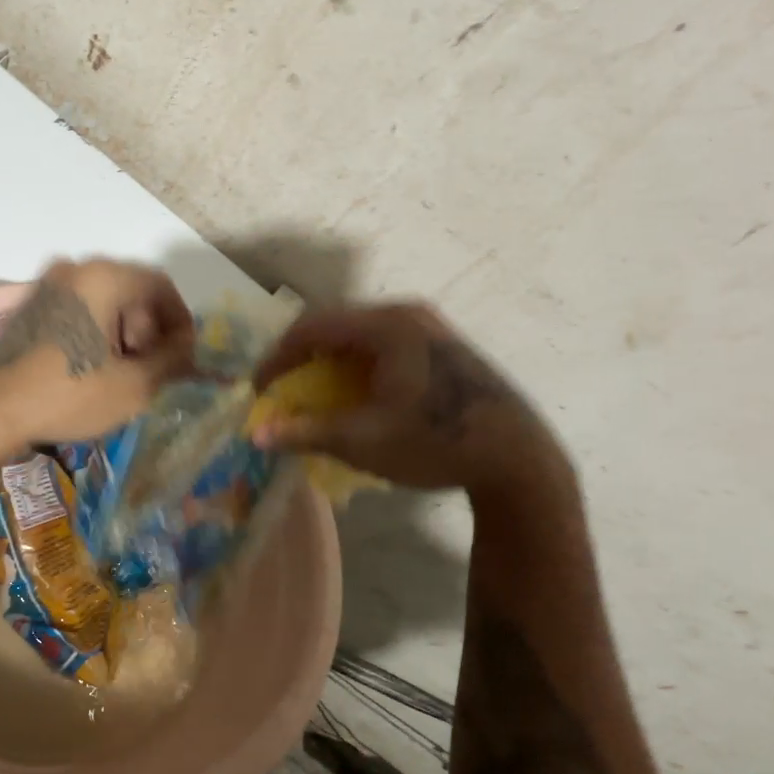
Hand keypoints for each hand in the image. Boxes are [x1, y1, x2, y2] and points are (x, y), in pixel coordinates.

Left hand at [0, 259, 195, 445]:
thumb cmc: (71, 394)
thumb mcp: (134, 384)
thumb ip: (172, 360)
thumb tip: (189, 349)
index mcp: (103, 276)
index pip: (160, 286)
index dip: (181, 322)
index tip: (186, 358)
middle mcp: (74, 268)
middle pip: (130, 292)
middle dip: (150, 331)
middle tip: (155, 370)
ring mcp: (47, 286)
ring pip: (103, 302)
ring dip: (123, 334)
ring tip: (127, 375)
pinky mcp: (29, 307)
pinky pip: (77, 310)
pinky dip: (96, 333)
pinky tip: (96, 369)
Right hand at [251, 302, 569, 495]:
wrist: (518, 460)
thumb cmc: (435, 444)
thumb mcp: (362, 442)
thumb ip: (304, 432)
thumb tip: (255, 435)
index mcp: (387, 326)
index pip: (311, 328)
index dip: (276, 358)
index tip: (259, 391)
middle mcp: (408, 314)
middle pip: (334, 326)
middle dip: (300, 358)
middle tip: (281, 391)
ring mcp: (429, 327)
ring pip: (357, 335)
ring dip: (327, 362)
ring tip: (311, 393)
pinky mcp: (442, 345)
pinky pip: (381, 344)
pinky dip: (354, 365)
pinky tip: (352, 394)